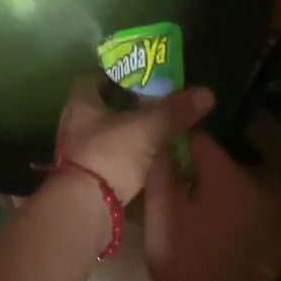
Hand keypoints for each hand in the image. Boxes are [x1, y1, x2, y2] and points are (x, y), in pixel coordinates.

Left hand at [53, 77, 212, 203]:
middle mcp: (74, 123)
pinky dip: (125, 154)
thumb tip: (206, 93)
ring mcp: (78, 150)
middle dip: (123, 104)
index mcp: (80, 104)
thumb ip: (174, 111)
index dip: (112, 75)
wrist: (86, 205)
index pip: (91, 79)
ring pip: (104, 132)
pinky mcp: (86, 174)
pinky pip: (108, 156)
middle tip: (153, 103)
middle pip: (99, 106)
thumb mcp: (146, 129)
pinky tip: (146, 158)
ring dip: (126, 130)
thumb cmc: (109, 154)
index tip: (137, 77)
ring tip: (155, 130)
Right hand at [144, 133, 278, 280]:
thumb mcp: (160, 207)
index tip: (147, 148)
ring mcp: (255, 211)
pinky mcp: (251, 230)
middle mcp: (250, 188)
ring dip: (192, 182)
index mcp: (230, 179)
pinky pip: (224, 201)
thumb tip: (160, 139)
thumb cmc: (178, 257)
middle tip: (151, 174)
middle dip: (182, 162)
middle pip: (210, 159)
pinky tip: (183, 218)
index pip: (198, 139)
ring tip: (163, 196)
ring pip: (216, 181)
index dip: (171, 139)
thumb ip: (161, 166)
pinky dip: (204, 201)